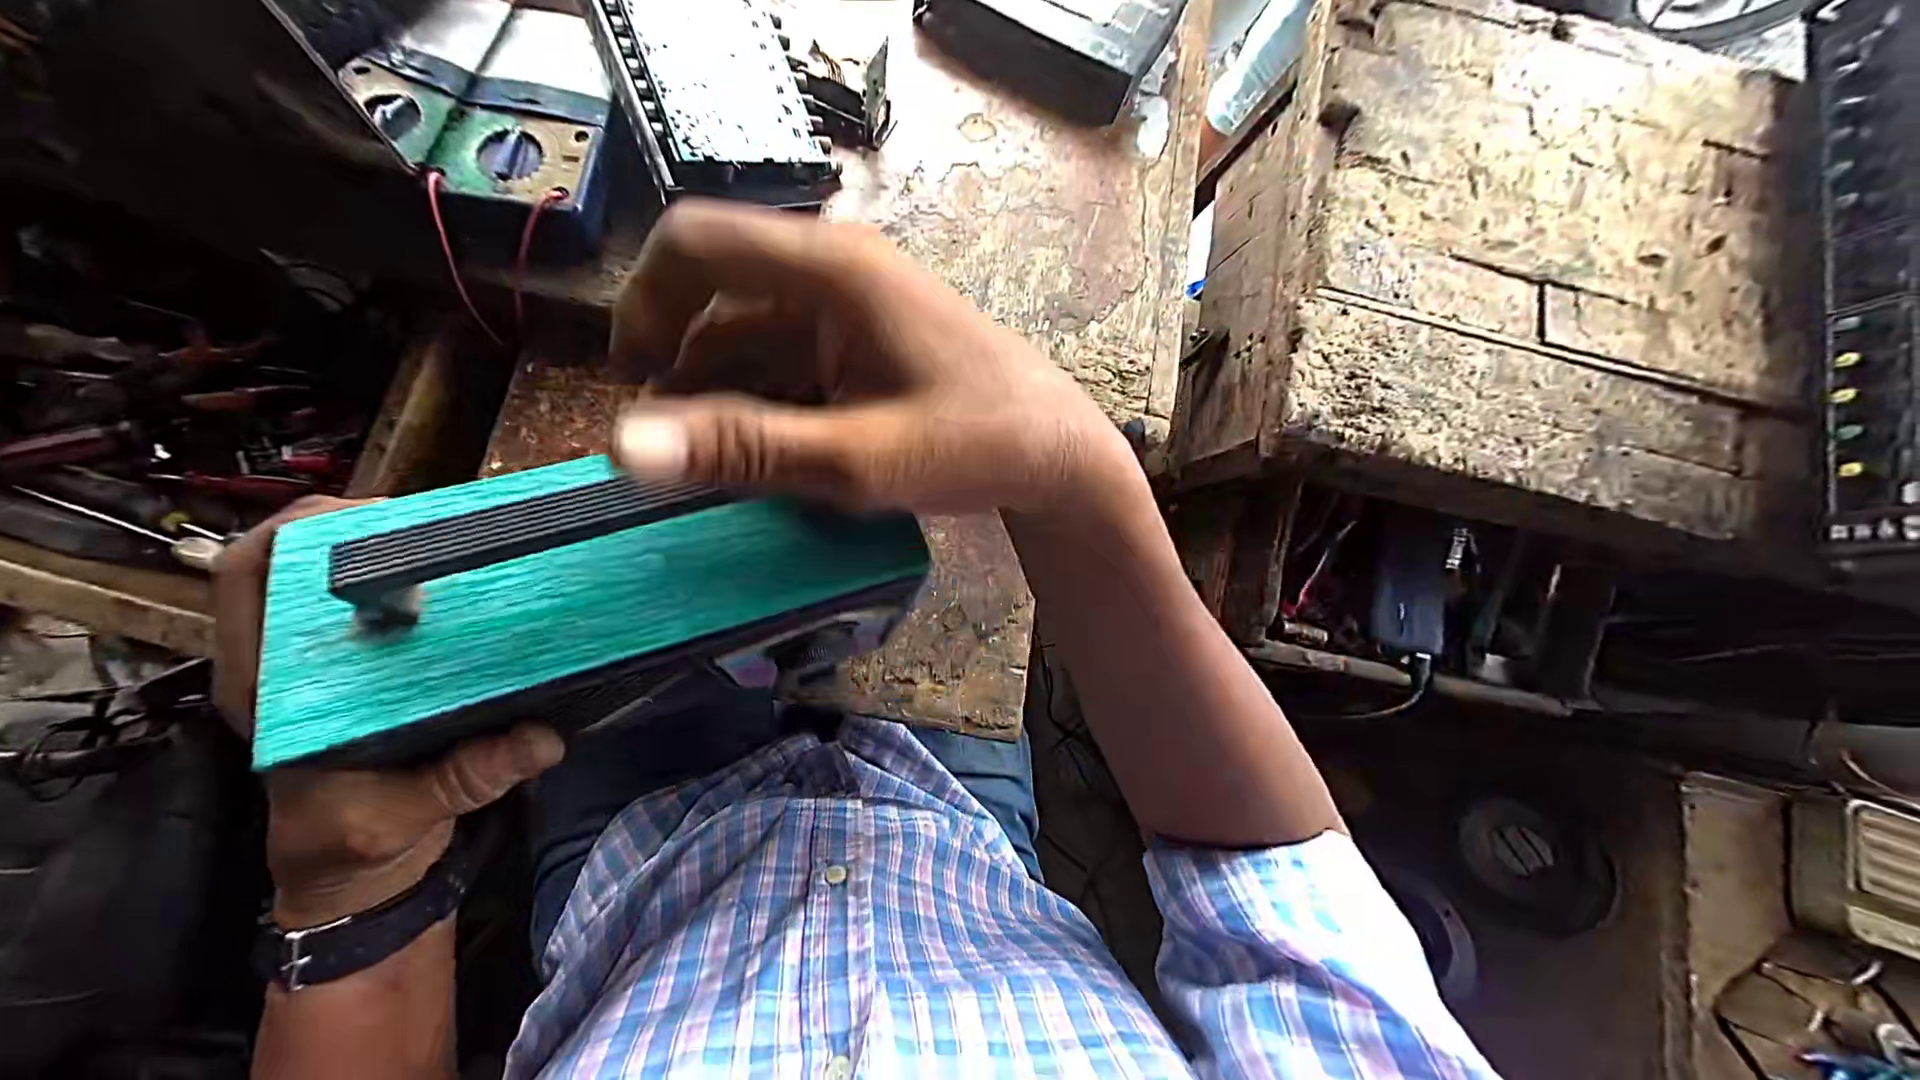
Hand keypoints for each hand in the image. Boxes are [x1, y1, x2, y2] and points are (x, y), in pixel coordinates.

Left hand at [212, 499, 563, 926]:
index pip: (250, 575)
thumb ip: (465, 778)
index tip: (385, 520)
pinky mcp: (380, 661)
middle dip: (371, 520)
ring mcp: (337, 655)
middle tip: (450, 522)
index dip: (304, 530)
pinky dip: (430, 571)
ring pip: (351, 566)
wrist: (357, 866)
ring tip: (471, 537)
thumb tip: (544, 737)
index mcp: (273, 684)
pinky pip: (395, 595)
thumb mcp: (398, 820)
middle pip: (305, 551)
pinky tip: (477, 576)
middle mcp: (297, 655)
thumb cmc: (353, 843)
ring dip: (405, 540)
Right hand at [608, 200, 1144, 523]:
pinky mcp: (872, 348)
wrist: (1058, 456)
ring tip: (724, 464)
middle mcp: (839, 275)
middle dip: (688, 368)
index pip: (696, 243)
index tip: (632, 379)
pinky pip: (797, 366)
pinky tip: (776, 455)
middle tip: (679, 445)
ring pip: (759, 340)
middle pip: (724, 300)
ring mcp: (858, 313)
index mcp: (831, 270)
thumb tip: (627, 445)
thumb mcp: (858, 457)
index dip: (645, 304)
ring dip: (730, 396)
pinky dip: (772, 405)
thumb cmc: (976, 443)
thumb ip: (746, 448)